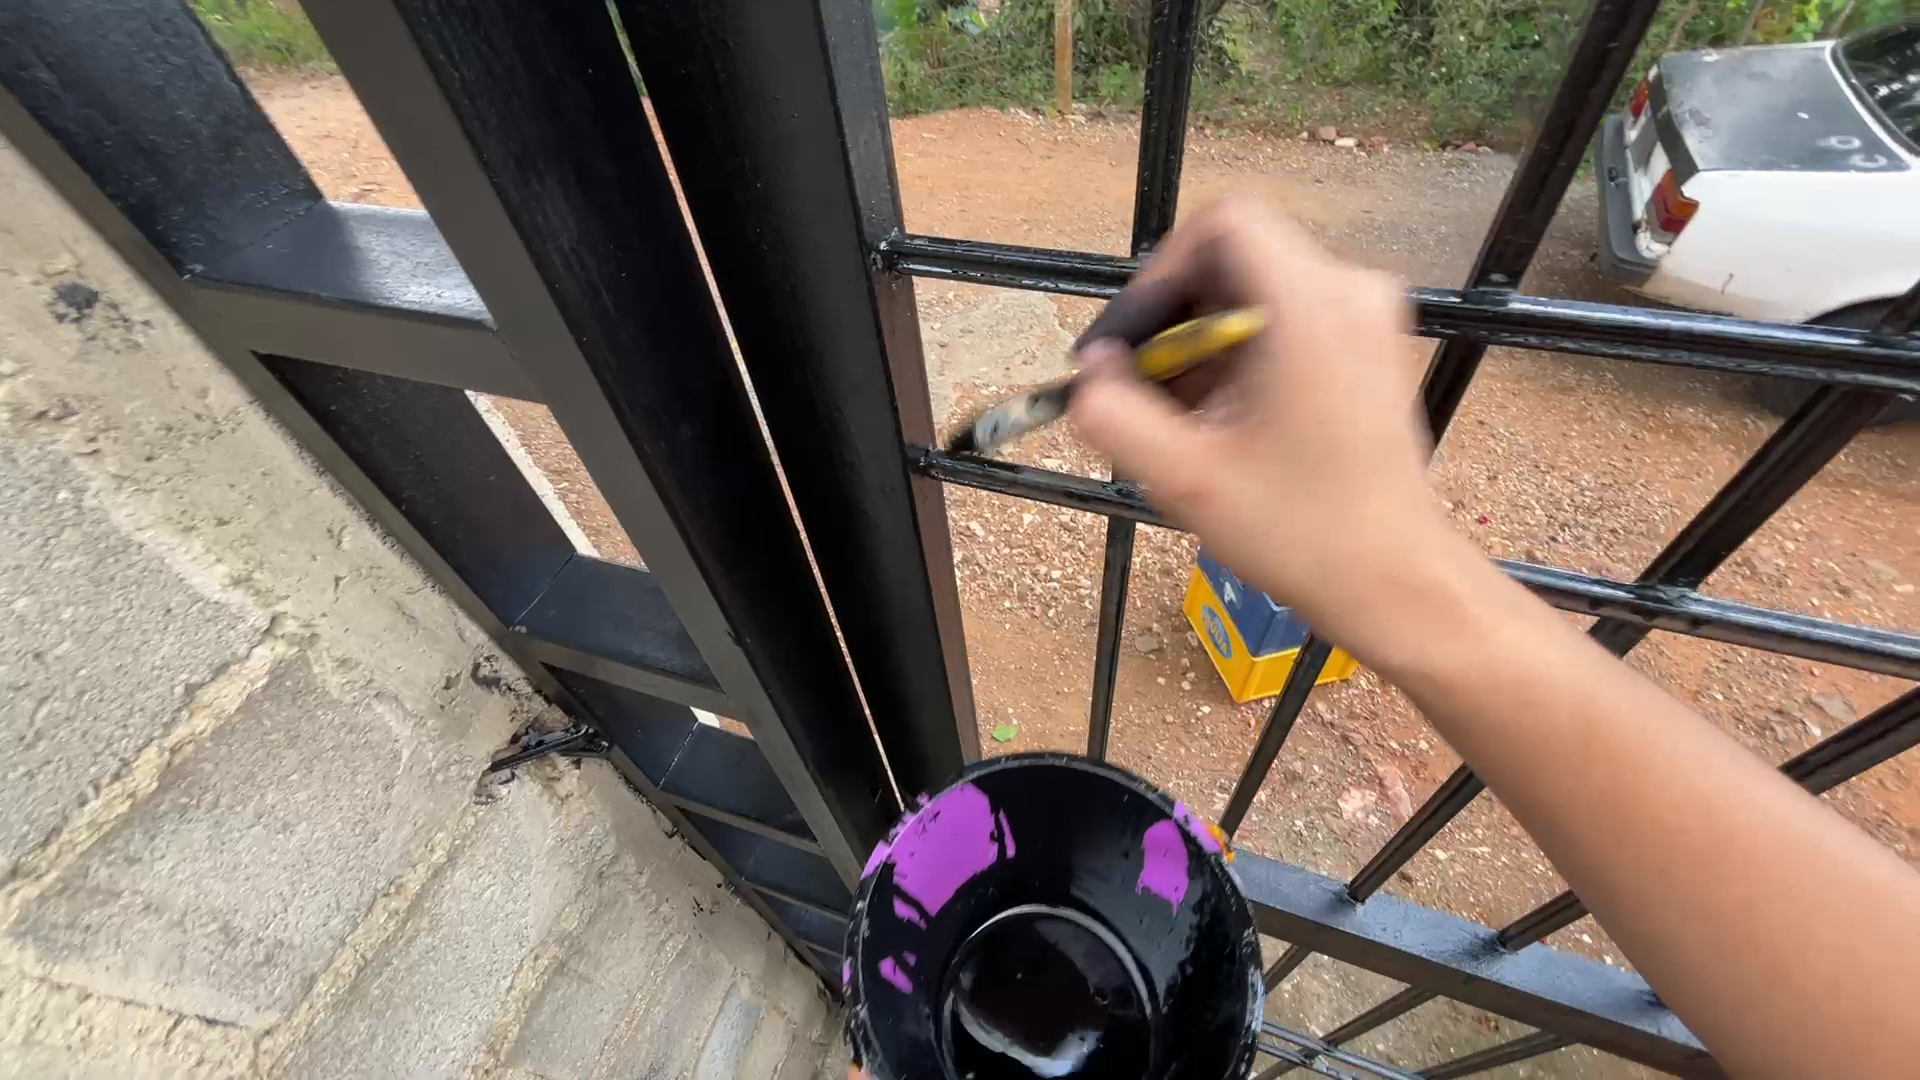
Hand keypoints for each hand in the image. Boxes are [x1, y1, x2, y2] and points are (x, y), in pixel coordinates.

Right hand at [1068, 196, 1456, 654]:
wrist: (1390, 577)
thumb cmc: (1295, 529)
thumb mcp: (1184, 477)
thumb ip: (1115, 415)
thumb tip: (1092, 369)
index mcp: (1312, 306)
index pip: (1221, 225)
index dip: (1159, 274)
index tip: (1131, 343)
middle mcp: (1349, 291)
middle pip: (1232, 263)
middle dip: (1171, 322)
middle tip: (1141, 392)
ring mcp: (1365, 318)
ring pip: (1251, 296)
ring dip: (1198, 348)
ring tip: (1177, 418)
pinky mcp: (1365, 347)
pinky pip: (1280, 322)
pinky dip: (1233, 359)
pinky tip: (1217, 420)